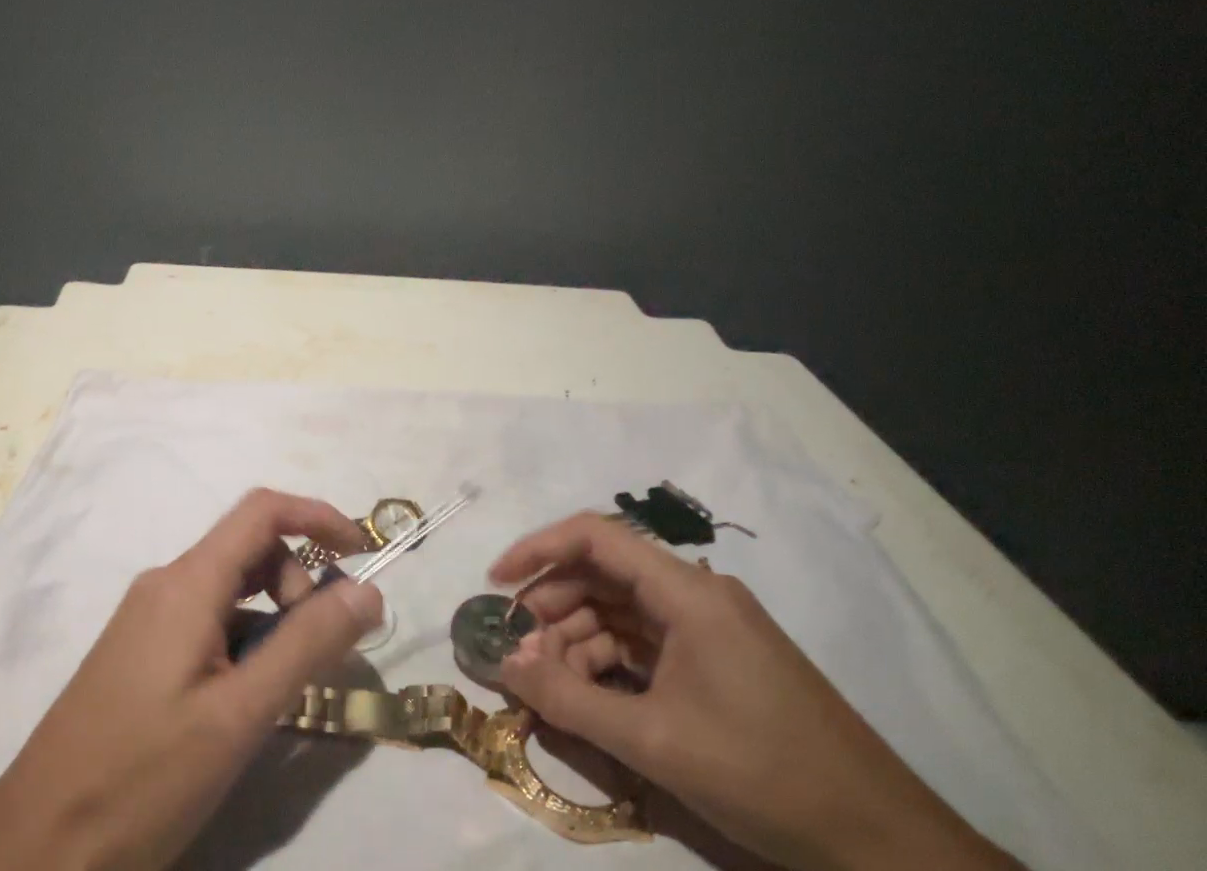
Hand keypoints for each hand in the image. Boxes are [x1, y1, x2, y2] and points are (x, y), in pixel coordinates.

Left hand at [0, 490, 382, 870]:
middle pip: (249, 550)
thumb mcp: (240, 714)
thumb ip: (306, 646)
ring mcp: (147, 620)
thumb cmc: (145, 774)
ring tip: (291, 682)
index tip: (364, 554)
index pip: (261, 511)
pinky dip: (246, 639)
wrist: (43, 838)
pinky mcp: (140, 653)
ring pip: (230, 590)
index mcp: (186, 583)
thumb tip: (367, 589)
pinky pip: (207, 622)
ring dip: (275, 617)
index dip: (319, 517)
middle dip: (300, 582)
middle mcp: (164, 586)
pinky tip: (250, 697)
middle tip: (320, 651)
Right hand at [490, 513, 1023, 870]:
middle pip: (604, 576)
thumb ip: (567, 699)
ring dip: (576, 642)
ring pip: (621, 613)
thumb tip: (502, 664)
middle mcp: (698, 597)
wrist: (878, 837)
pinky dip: (608, 663)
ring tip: (548, 687)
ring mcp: (711, 630)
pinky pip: (646, 644)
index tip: (495, 585)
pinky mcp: (718, 663)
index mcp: (688, 593)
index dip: (537, 549)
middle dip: (551, 608)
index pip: (597, 537)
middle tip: (516, 654)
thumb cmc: (763, 773)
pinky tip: (588, 698)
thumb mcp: (652, 739)